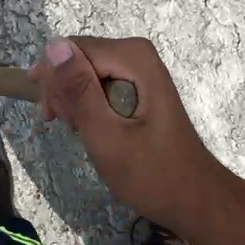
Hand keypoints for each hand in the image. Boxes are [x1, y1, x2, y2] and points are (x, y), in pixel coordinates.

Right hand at [28, 36, 225, 230]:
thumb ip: (79, 90)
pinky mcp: (139, 83)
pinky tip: (91, 127)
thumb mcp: (106, 136)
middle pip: (79, 58)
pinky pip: (100, 82)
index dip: (55, 82)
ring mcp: (140, 67)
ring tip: (81, 131)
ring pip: (86, 71)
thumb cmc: (151, 173)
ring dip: (75, 100)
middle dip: (65, 91)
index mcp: (133, 56)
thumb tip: (53, 44)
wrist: (195, 199)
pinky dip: (90, 104)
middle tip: (66, 128)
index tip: (49, 118)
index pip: (72, 51)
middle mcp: (137, 52)